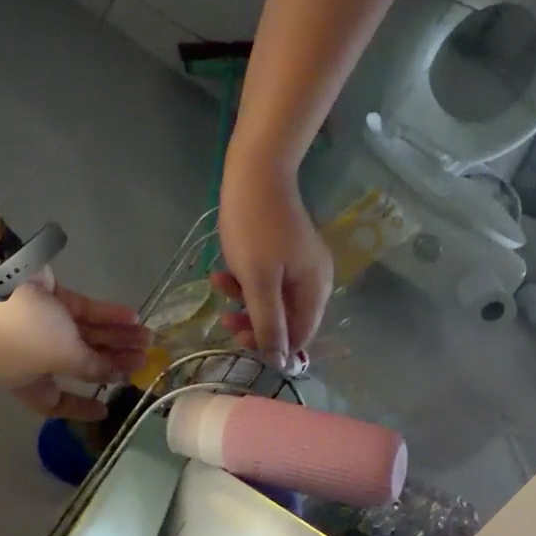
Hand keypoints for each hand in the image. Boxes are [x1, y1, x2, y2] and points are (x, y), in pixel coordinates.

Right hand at [0, 269, 149, 419]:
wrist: (2, 282)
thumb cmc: (28, 332)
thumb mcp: (64, 357)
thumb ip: (92, 368)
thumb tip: (115, 377)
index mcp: (27, 381)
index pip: (54, 402)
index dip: (80, 407)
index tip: (106, 410)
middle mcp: (35, 356)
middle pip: (81, 364)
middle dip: (112, 362)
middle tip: (143, 359)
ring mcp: (43, 325)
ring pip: (86, 336)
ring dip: (116, 336)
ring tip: (147, 337)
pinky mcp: (52, 300)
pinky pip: (85, 313)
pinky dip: (107, 315)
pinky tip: (133, 316)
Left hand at [217, 159, 331, 364]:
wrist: (254, 173)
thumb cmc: (255, 229)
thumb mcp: (258, 281)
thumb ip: (269, 323)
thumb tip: (280, 362)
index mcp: (316, 288)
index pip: (301, 335)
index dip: (274, 346)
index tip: (240, 343)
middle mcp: (314, 278)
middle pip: (287, 318)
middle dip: (254, 321)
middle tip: (225, 320)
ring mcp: (299, 262)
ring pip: (272, 298)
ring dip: (244, 298)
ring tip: (219, 286)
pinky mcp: (283, 249)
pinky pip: (266, 277)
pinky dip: (245, 279)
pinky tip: (222, 271)